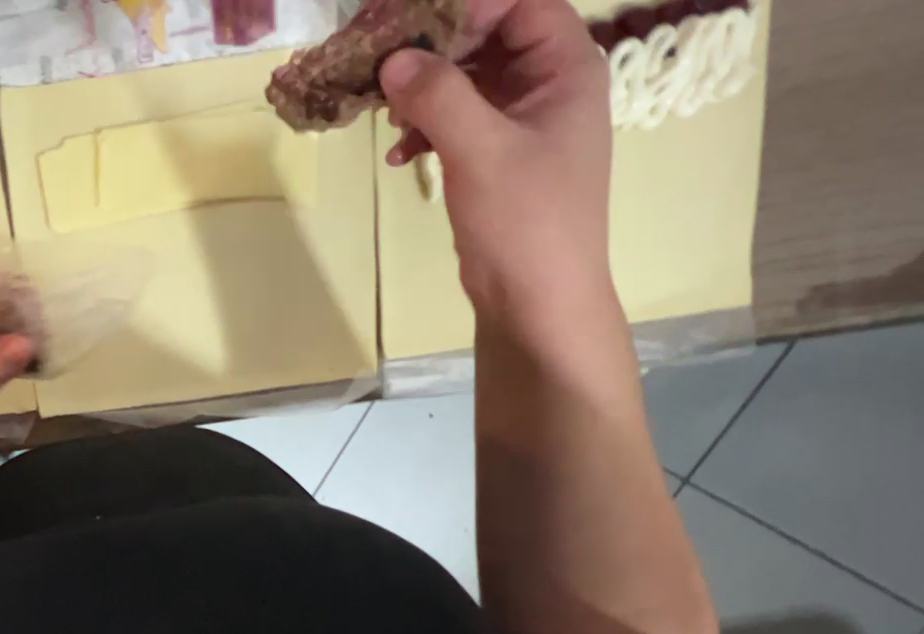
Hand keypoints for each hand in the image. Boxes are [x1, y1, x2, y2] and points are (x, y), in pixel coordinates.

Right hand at [380, 0, 615, 328]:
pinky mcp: (495, 157)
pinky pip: (456, 123)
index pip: (518, 5)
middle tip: (380, 66)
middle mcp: (546, 85)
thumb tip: (392, 58)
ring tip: (386, 116)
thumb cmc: (524, 217)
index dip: (466, 7)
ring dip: (423, 95)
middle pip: (487, 39)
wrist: (536, 292)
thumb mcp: (480, 150)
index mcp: (565, 67)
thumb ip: (437, 97)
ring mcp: (520, 123)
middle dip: (432, 52)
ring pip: (466, 83)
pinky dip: (425, 131)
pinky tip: (399, 156)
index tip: (407, 26)